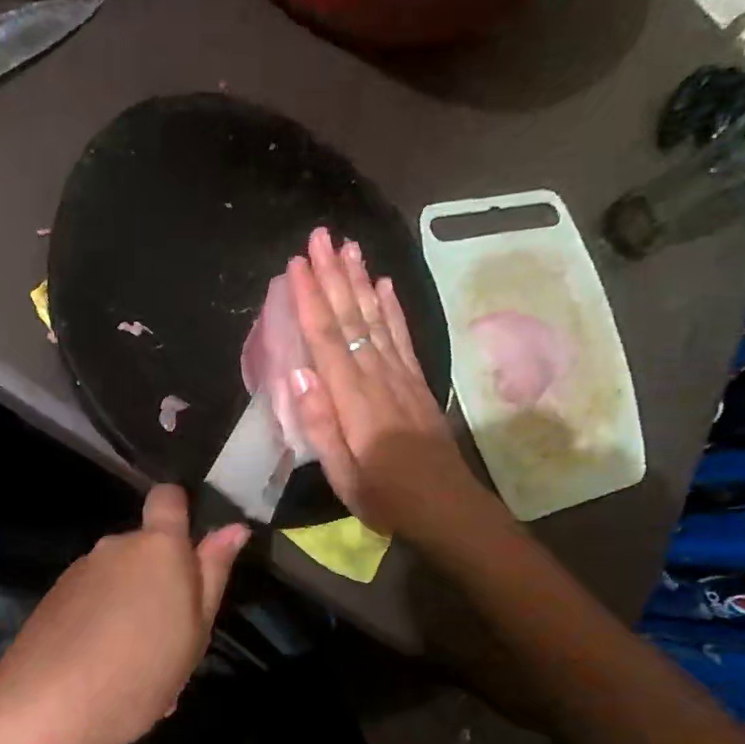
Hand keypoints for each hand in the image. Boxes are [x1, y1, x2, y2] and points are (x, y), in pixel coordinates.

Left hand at [0, 486, 247, 743]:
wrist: (48, 704)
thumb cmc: (142, 670)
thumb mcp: (195, 630)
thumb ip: (212, 574)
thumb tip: (233, 528)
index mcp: (157, 547)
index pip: (168, 498)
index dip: (179, 511)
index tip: (188, 548)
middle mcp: (114, 547)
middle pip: (144, 550)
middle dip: (157, 584)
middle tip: (169, 642)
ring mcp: (79, 571)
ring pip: (117, 582)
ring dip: (130, 612)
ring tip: (135, 669)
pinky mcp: (53, 597)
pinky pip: (91, 603)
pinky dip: (101, 627)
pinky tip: (103, 672)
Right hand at [286, 227, 503, 546]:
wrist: (448, 507)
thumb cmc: (385, 498)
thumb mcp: (344, 475)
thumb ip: (320, 427)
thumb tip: (297, 376)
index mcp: (356, 403)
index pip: (328, 341)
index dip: (311, 301)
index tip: (296, 265)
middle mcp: (380, 379)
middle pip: (353, 319)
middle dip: (334, 277)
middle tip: (320, 236)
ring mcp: (402, 378)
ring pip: (376, 320)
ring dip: (360, 282)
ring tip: (347, 246)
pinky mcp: (416, 382)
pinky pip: (401, 337)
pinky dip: (390, 308)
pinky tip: (382, 285)